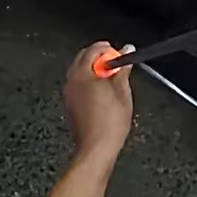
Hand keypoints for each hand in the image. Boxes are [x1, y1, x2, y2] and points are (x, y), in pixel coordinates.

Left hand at [64, 42, 133, 160]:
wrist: (96, 148)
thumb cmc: (109, 122)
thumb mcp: (122, 90)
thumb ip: (122, 68)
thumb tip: (127, 51)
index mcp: (82, 74)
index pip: (91, 50)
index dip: (105, 48)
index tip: (116, 51)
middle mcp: (71, 81)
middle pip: (82, 59)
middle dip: (98, 57)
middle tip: (114, 63)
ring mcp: (69, 94)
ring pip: (79, 73)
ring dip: (93, 70)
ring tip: (111, 78)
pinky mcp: (71, 105)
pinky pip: (78, 86)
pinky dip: (89, 83)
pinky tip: (102, 92)